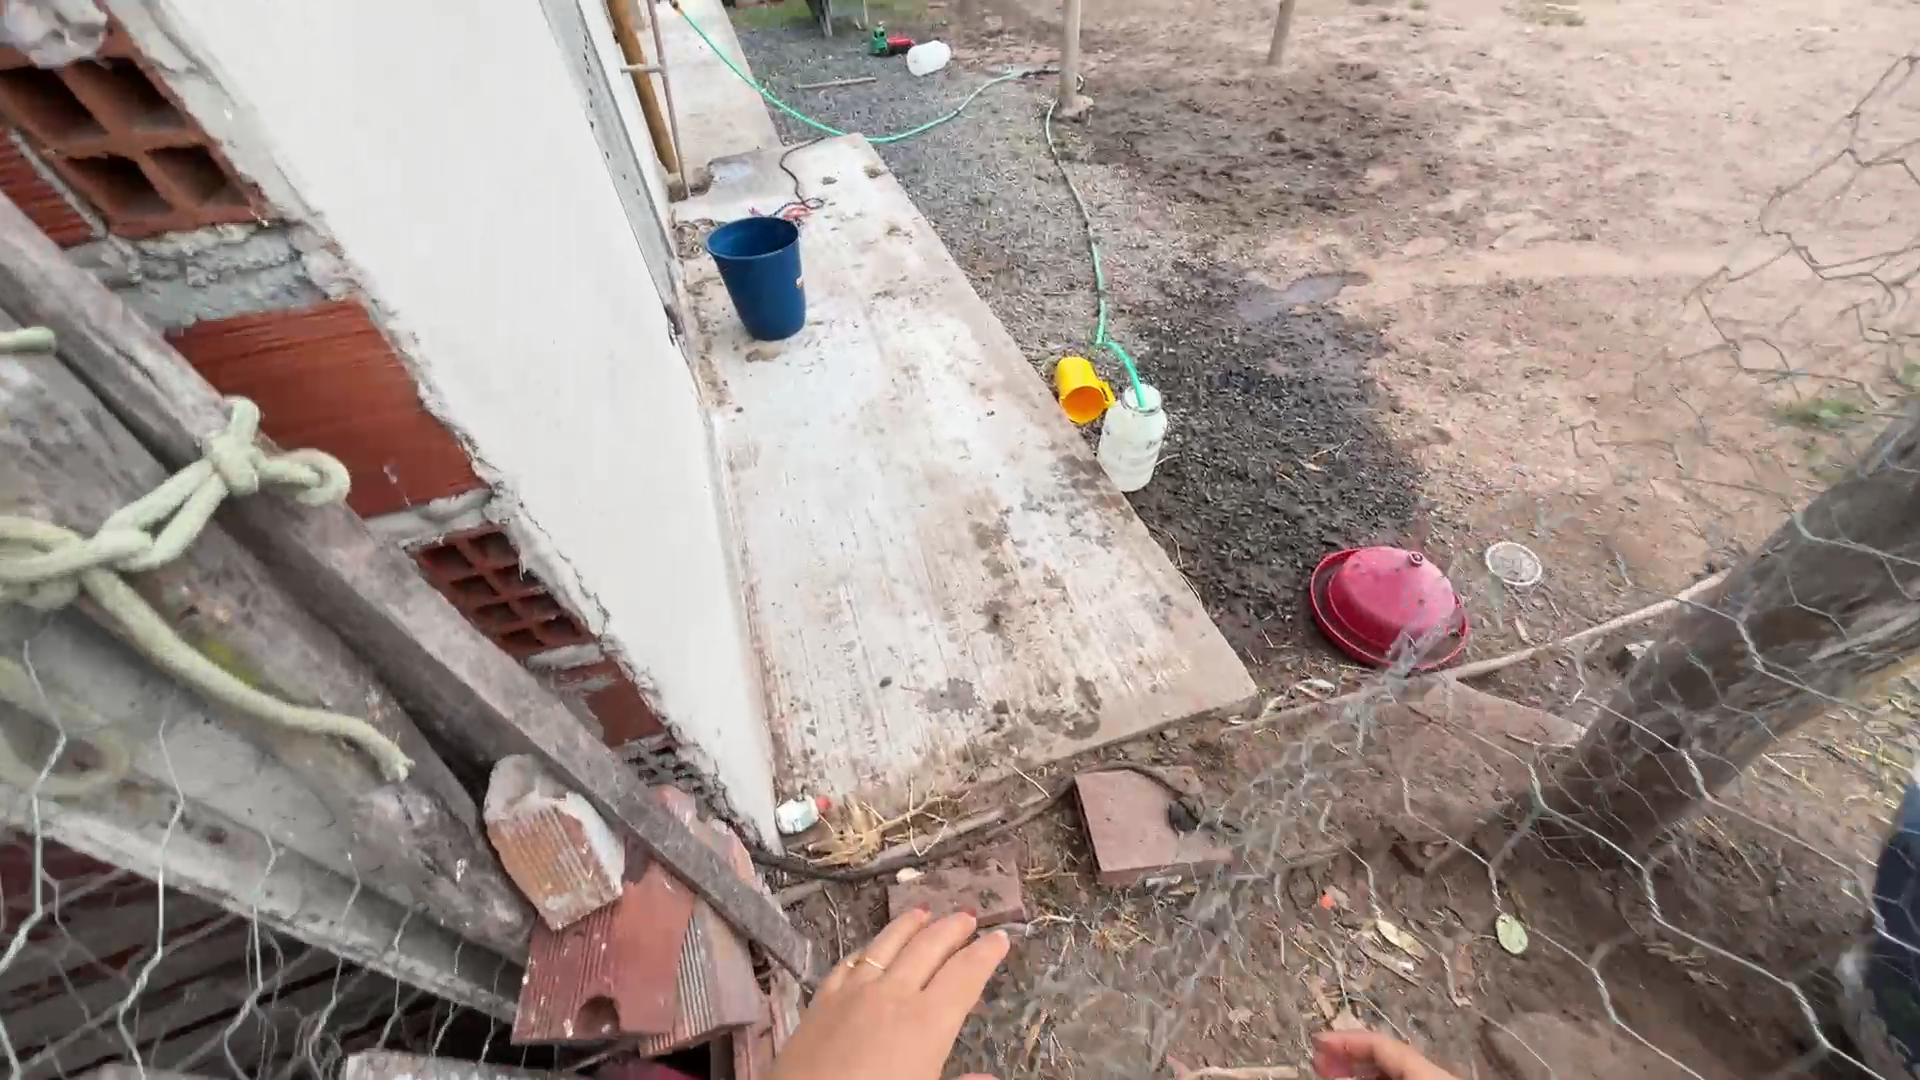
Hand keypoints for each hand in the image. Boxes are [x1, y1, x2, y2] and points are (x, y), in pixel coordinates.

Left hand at [769, 909, 1010, 1079]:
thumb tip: (990, 1077)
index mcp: (927, 1023)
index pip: (965, 975)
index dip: (986, 954)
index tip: (1001, 937)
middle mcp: (894, 994)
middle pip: (930, 947)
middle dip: (953, 928)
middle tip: (969, 916)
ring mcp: (854, 991)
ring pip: (889, 942)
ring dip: (911, 924)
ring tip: (925, 910)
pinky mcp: (822, 999)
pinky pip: (850, 961)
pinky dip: (869, 948)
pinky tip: (871, 947)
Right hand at [1313, 1031, 1462, 1079]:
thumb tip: (1329, 1075)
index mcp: (1429, 1075)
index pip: (1381, 1044)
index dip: (1345, 1040)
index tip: (1316, 1044)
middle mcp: (1436, 1079)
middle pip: (1388, 1060)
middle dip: (1351, 1061)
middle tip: (1321, 1067)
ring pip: (1397, 1077)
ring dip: (1364, 1078)